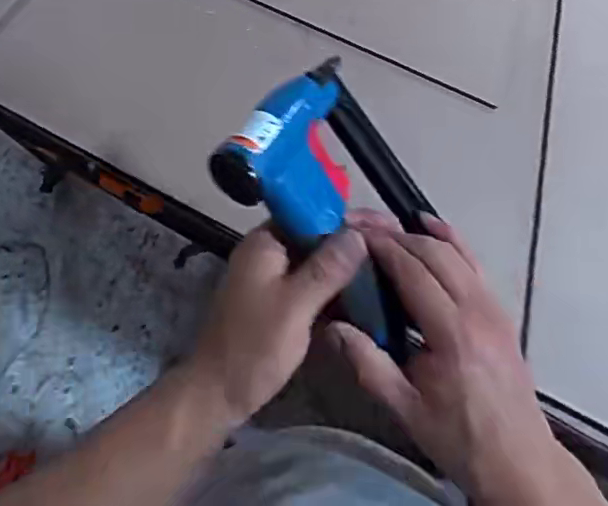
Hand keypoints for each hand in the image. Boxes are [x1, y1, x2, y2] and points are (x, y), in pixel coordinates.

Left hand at [182, 223, 369, 427]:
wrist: (216, 396)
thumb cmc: (252, 346)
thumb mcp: (294, 306)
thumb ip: (326, 268)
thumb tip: (358, 233)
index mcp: (265, 241)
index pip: (311, 213)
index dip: (347, 217)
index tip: (382, 225)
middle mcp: (267, 251)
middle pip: (315, 236)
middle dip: (351, 242)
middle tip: (391, 247)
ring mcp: (271, 277)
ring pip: (315, 262)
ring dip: (345, 267)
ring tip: (385, 269)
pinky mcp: (277, 302)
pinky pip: (310, 284)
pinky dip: (333, 288)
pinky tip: (362, 295)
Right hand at [331, 212, 603, 505]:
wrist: (520, 462)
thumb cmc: (460, 438)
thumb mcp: (407, 409)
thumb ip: (369, 364)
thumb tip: (332, 327)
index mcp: (453, 334)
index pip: (413, 272)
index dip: (382, 247)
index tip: (354, 233)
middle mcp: (477, 310)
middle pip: (433, 253)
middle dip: (395, 233)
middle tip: (363, 226)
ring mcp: (493, 306)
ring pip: (455, 251)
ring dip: (419, 233)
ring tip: (386, 226)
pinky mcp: (500, 309)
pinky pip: (473, 261)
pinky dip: (451, 238)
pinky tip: (430, 225)